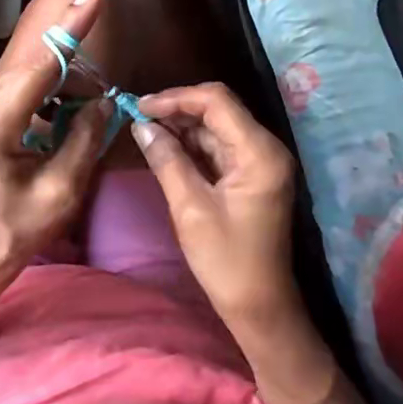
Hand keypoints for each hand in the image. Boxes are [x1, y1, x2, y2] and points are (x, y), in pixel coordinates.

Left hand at [0, 0, 112, 303]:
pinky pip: (18, 88)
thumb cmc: (15, 230)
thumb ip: (84, 138)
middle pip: (33, 67)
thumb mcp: (62, 190)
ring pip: (26, 75)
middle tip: (101, 83)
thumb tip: (101, 99)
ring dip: (59, 79)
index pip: (38, 67)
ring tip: (82, 108)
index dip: (70, 29)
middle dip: (71, 61)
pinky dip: (45, 90)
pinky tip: (61, 111)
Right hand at [131, 82, 300, 327]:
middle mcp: (264, 148)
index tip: (140, 107)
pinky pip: (217, 146)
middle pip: (218, 108)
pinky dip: (190, 142)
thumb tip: (141, 126)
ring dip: (181, 124)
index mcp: (258, 153)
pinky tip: (164, 145)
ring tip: (144, 128)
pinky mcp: (249, 174)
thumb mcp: (189, 207)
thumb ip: (166, 160)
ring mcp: (258, 161)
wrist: (260, 306)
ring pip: (215, 125)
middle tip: (138, 116)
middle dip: (177, 108)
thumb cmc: (226, 260)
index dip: (176, 98)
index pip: (217, 101)